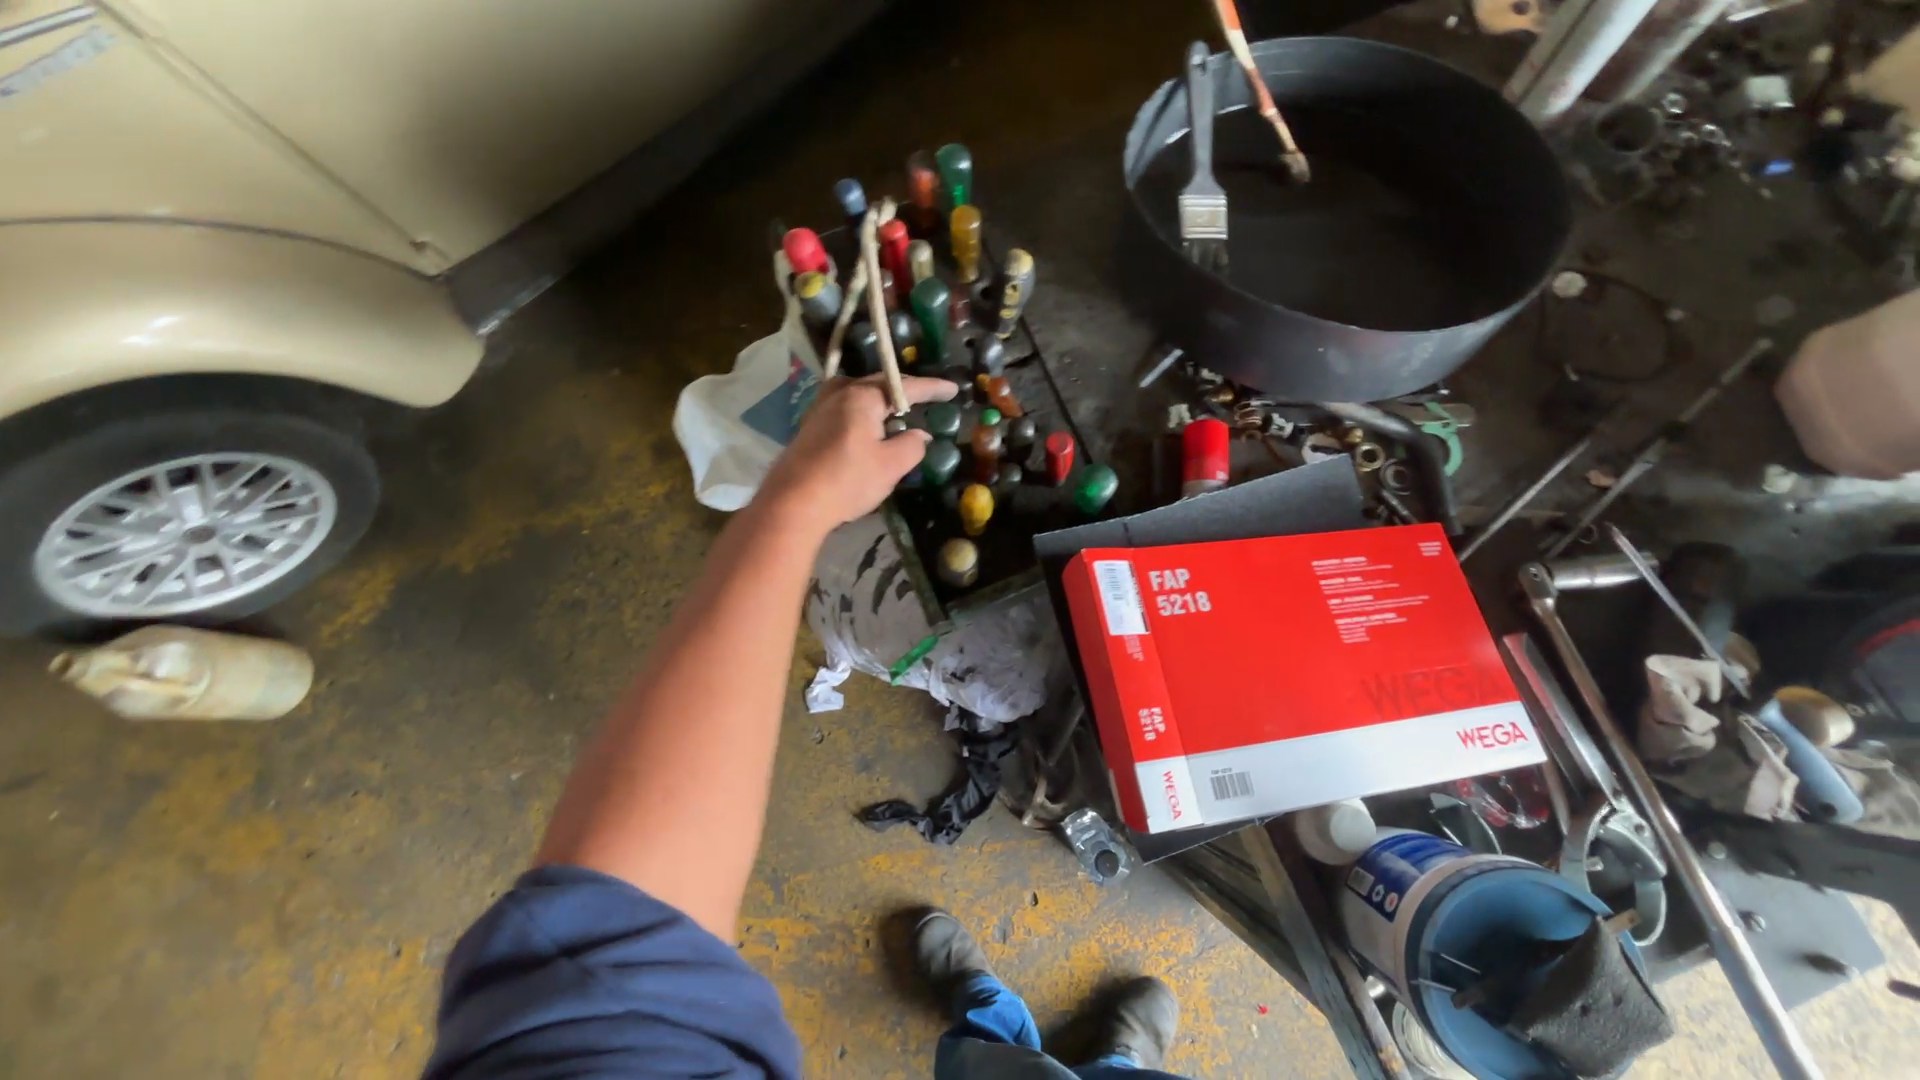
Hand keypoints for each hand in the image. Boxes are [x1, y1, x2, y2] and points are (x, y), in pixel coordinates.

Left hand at [755, 375, 959, 533]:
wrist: (792, 503)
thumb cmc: (846, 480)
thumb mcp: (890, 466)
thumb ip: (911, 446)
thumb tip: (920, 436)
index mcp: (863, 396)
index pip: (906, 386)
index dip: (932, 388)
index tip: (952, 390)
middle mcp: (839, 393)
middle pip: (879, 385)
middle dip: (905, 393)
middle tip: (928, 398)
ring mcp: (820, 408)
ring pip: (860, 397)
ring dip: (882, 403)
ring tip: (900, 413)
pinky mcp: (810, 427)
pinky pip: (846, 410)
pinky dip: (864, 415)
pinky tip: (870, 429)